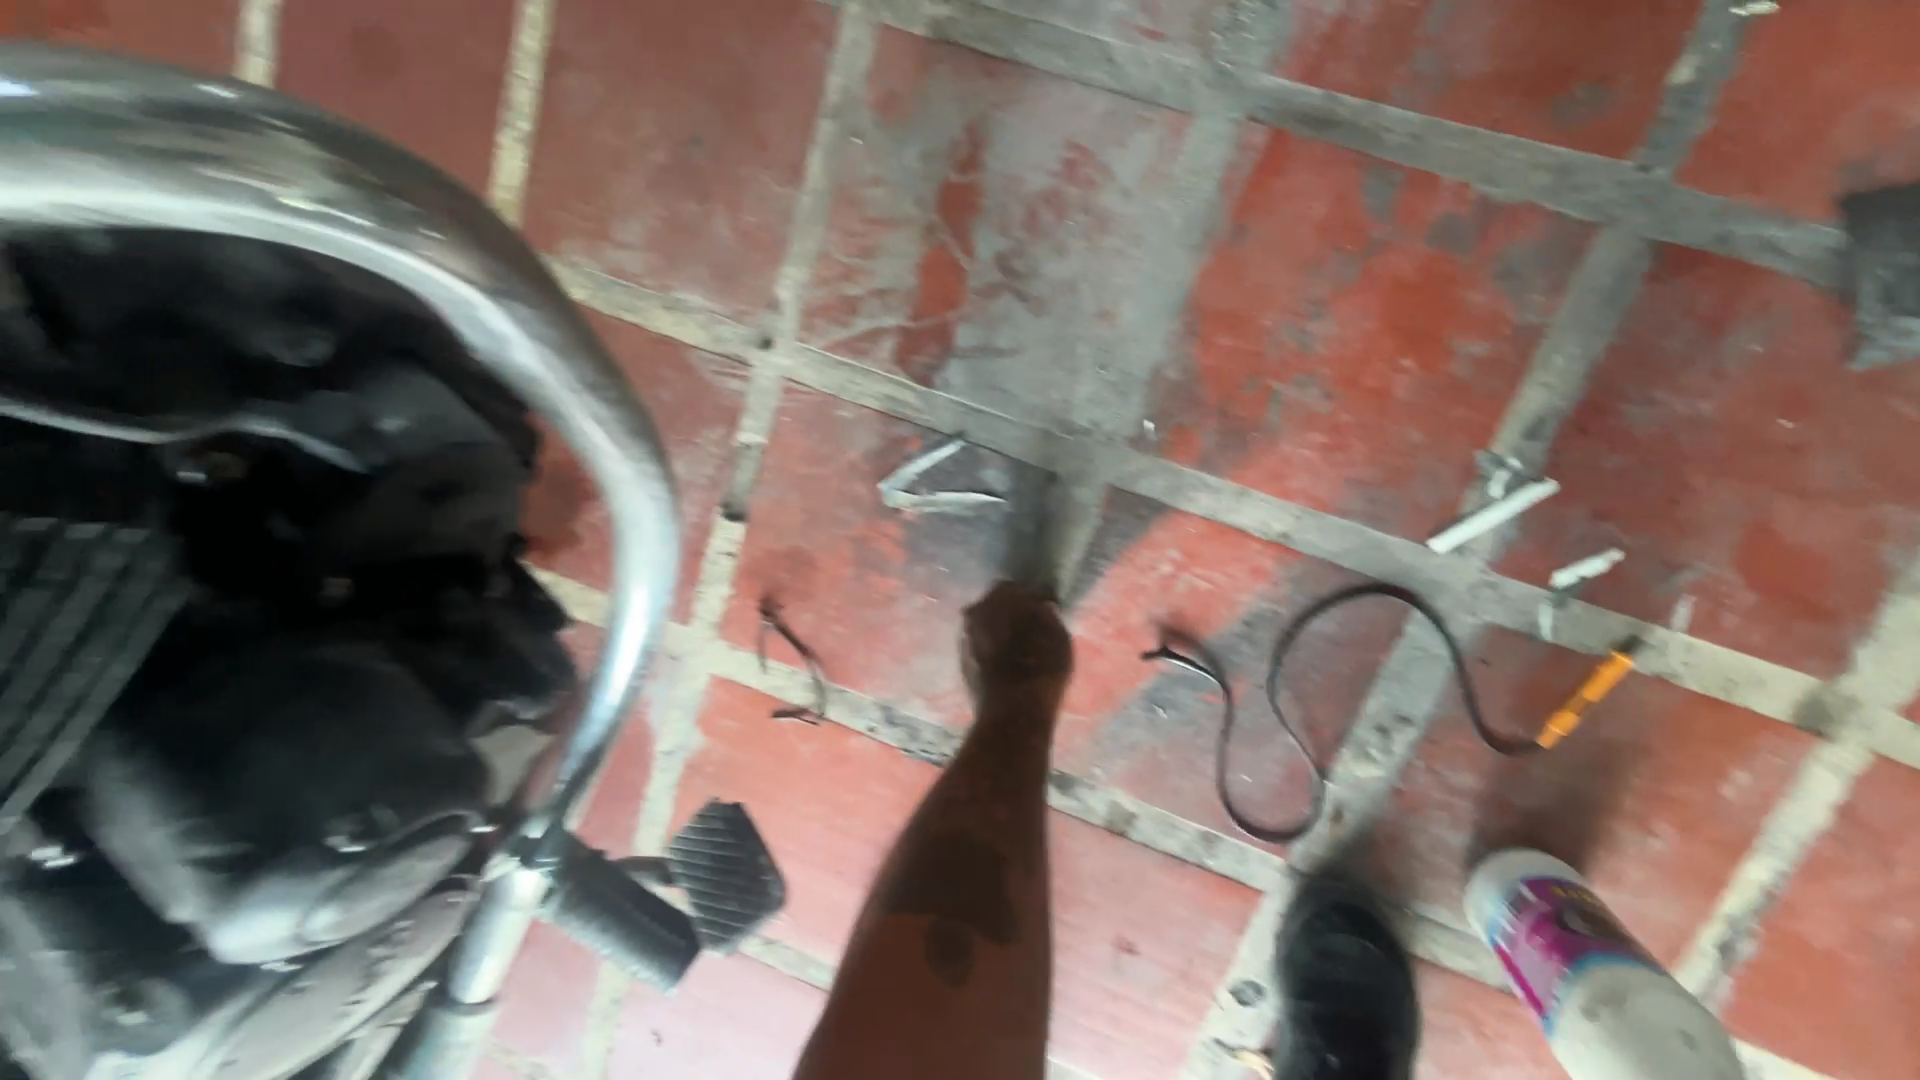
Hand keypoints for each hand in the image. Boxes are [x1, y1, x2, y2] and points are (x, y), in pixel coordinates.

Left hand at [962, 582, 1072, 705]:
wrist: (1012, 711)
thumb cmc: (1041, 668)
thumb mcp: (1057, 635)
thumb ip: (1045, 613)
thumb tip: (1039, 605)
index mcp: (997, 598)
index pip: (1014, 588)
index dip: (1031, 597)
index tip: (1044, 608)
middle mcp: (975, 612)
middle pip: (994, 604)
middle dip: (1010, 610)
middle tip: (1030, 624)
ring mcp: (964, 637)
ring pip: (984, 624)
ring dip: (999, 629)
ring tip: (1019, 644)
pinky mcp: (962, 661)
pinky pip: (979, 644)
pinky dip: (991, 646)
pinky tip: (1006, 660)